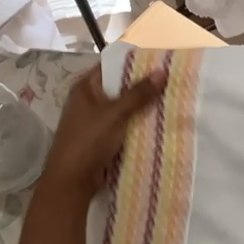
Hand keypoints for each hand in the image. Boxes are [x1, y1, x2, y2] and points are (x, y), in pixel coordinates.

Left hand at [43, 67, 165, 199]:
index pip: (112, 66)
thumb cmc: (88, 140)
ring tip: (170, 97)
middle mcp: (89, 100)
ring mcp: (95, 120)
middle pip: (120, 87)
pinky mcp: (102, 137)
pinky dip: (138, 122)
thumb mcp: (115, 114)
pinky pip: (124, 124)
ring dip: (142, 106)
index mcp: (85, 88)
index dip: (134, 62)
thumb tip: (162, 71)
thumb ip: (138, 93)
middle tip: (171, 80)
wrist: (72, 182)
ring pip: (124, 107)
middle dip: (143, 86)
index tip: (160, 61)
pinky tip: (159, 120)